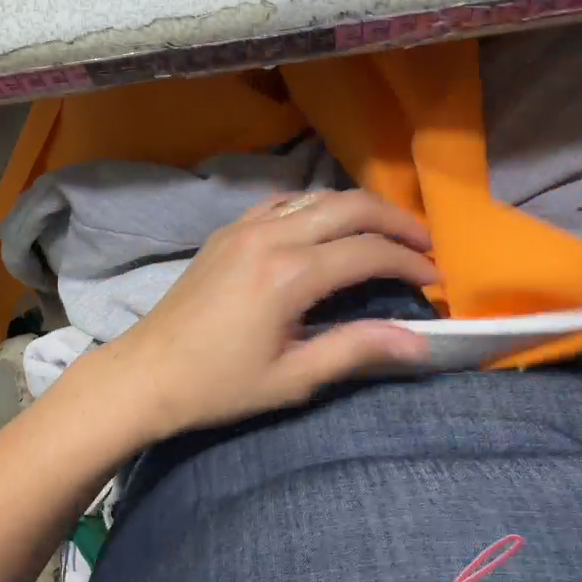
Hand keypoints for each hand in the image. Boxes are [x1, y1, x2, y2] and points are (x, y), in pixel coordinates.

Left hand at [73, 190, 437, 439]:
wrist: (145, 374)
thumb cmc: (218, 386)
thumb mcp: (292, 378)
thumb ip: (356, 350)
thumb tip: (420, 342)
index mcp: (289, 274)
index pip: (369, 252)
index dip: (410, 262)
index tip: (436, 280)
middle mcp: (269, 236)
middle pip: (350, 206)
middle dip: (396, 220)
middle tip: (424, 244)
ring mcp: (244, 227)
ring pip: (317, 195)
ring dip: (358, 208)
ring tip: (386, 232)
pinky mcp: (227, 231)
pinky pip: (283, 202)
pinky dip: (317, 206)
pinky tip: (328, 227)